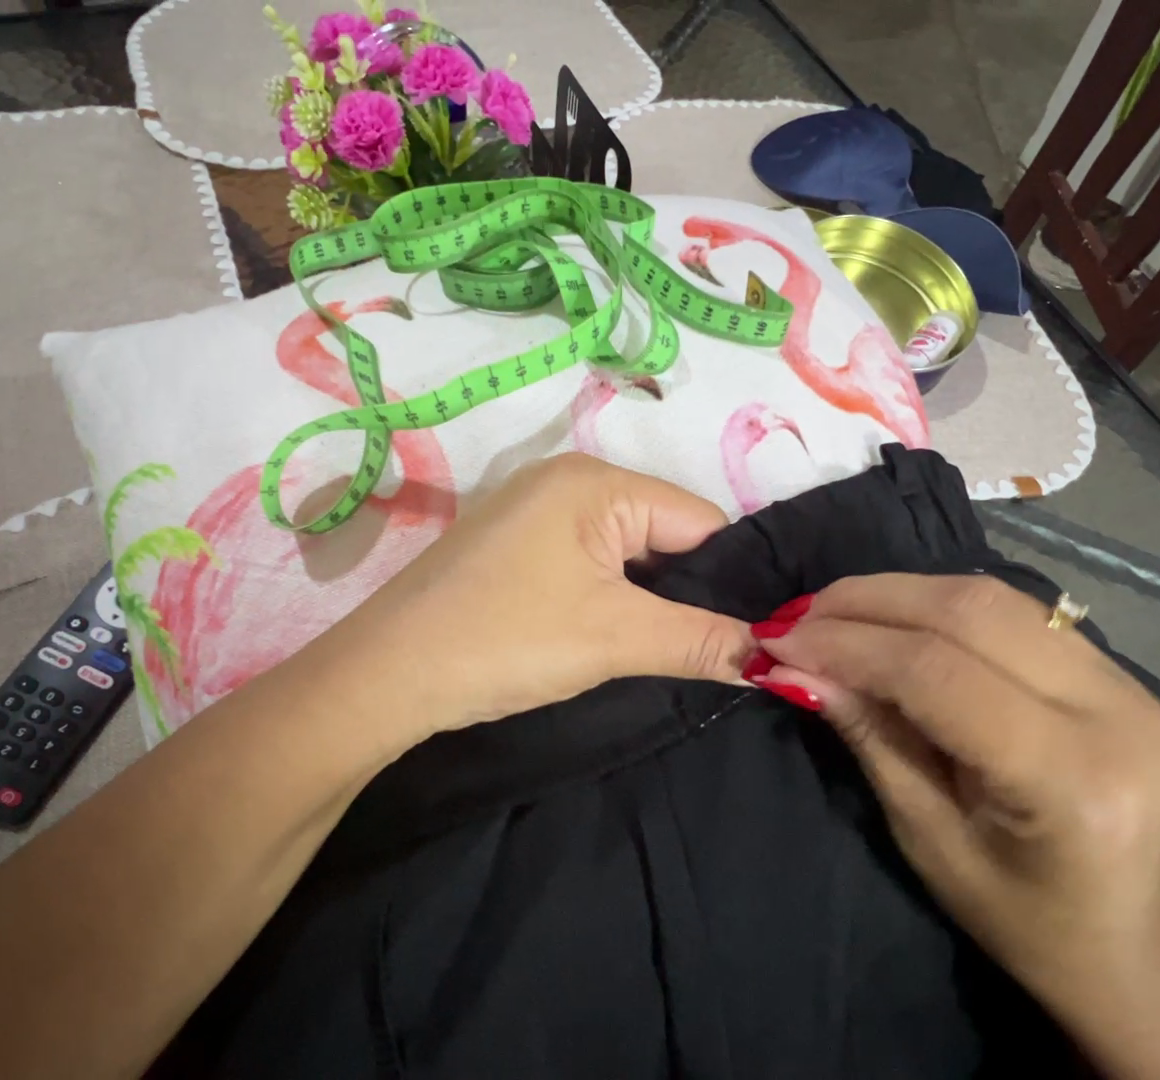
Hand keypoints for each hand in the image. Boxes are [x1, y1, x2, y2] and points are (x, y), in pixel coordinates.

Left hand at [322, 454, 753, 736]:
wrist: (386, 676)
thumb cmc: (506, 641)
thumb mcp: (614, 638)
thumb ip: (701, 641)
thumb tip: (773, 659)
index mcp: (595, 481)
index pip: (699, 519)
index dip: (729, 579)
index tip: (750, 634)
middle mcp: (565, 480)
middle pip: (662, 531)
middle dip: (686, 591)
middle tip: (711, 650)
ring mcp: (532, 511)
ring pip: (624, 551)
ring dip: (647, 598)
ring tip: (662, 649)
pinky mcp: (512, 545)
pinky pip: (585, 560)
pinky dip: (607, 595)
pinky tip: (607, 635)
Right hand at [750, 575, 1159, 1079]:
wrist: (1120, 941)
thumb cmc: (1013, 915)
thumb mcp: (925, 835)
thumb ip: (870, 736)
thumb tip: (794, 666)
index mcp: (1069, 779)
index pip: (938, 674)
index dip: (849, 646)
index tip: (779, 642)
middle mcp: (1115, 712)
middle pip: (971, 613)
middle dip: (868, 603)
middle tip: (798, 618)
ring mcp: (1128, 684)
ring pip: (993, 597)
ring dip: (899, 594)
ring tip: (833, 613)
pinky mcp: (1122, 672)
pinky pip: (1015, 611)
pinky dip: (938, 605)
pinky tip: (892, 619)